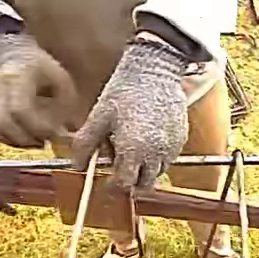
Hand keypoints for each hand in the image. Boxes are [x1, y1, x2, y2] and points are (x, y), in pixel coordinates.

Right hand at [0, 31, 72, 148]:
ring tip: (38, 140)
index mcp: (19, 76)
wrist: (17, 56)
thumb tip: (67, 139)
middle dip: (27, 139)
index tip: (57, 135)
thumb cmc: (46, 72)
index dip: (39, 128)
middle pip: (1, 122)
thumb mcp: (63, 83)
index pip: (19, 109)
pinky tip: (25, 138)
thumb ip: (67, 110)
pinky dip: (8, 140)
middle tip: (47, 140)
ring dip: (18, 142)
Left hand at [70, 36, 188, 189]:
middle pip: (144, 184)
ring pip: (157, 172)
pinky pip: (168, 157)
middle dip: (130, 179)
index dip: (113, 187)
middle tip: (119, 164)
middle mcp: (156, 154)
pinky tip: (146, 134)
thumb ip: (86, 145)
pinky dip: (156, 155)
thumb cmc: (125, 91)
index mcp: (134, 151)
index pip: (124, 184)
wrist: (155, 70)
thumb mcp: (99, 116)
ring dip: (144, 168)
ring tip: (133, 143)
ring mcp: (172, 148)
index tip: (106, 183)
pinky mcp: (181, 139)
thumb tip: (77, 166)